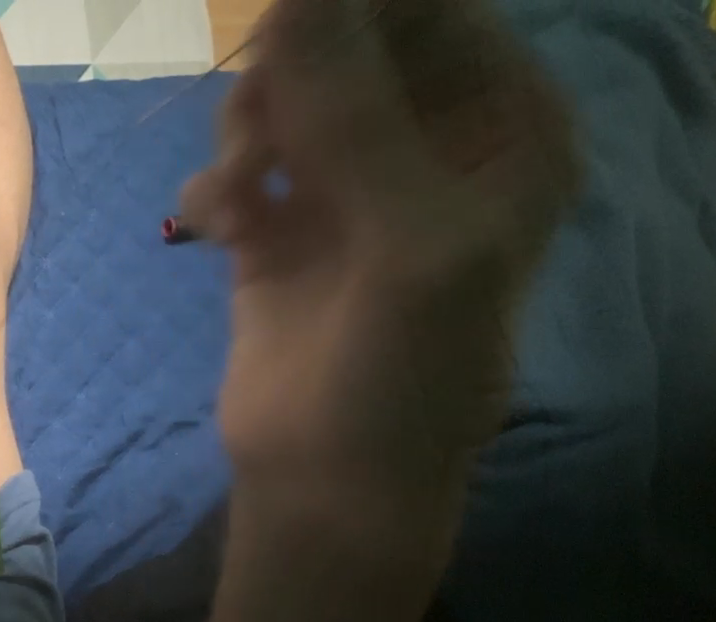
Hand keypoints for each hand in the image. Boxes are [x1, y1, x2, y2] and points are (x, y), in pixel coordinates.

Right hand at [181, 0, 578, 571]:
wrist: (328, 480)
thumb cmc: (404, 371)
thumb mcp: (411, 239)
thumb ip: (358, 118)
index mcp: (501, 128)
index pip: (431, 13)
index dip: (352, 12)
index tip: (283, 41)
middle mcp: (424, 149)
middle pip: (343, 52)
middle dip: (290, 78)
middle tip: (263, 136)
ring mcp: (343, 195)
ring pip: (279, 109)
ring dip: (245, 135)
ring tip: (238, 192)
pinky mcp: (274, 239)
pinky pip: (234, 177)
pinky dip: (215, 192)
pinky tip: (214, 230)